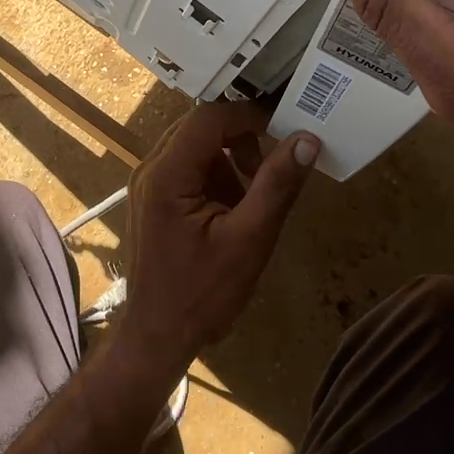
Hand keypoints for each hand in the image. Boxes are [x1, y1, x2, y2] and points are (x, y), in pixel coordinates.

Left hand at [121, 100, 320, 369]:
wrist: (157, 339)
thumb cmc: (203, 293)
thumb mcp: (250, 239)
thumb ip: (277, 185)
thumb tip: (306, 139)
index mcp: (167, 173)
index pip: (208, 117)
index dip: (247, 115)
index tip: (283, 129)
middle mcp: (150, 169)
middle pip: (198, 128)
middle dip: (239, 139)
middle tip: (270, 167)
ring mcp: (146, 185)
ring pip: (193, 148)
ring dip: (227, 161)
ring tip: (251, 200)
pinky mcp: (151, 200)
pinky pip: (185, 169)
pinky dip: (213, 178)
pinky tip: (230, 213)